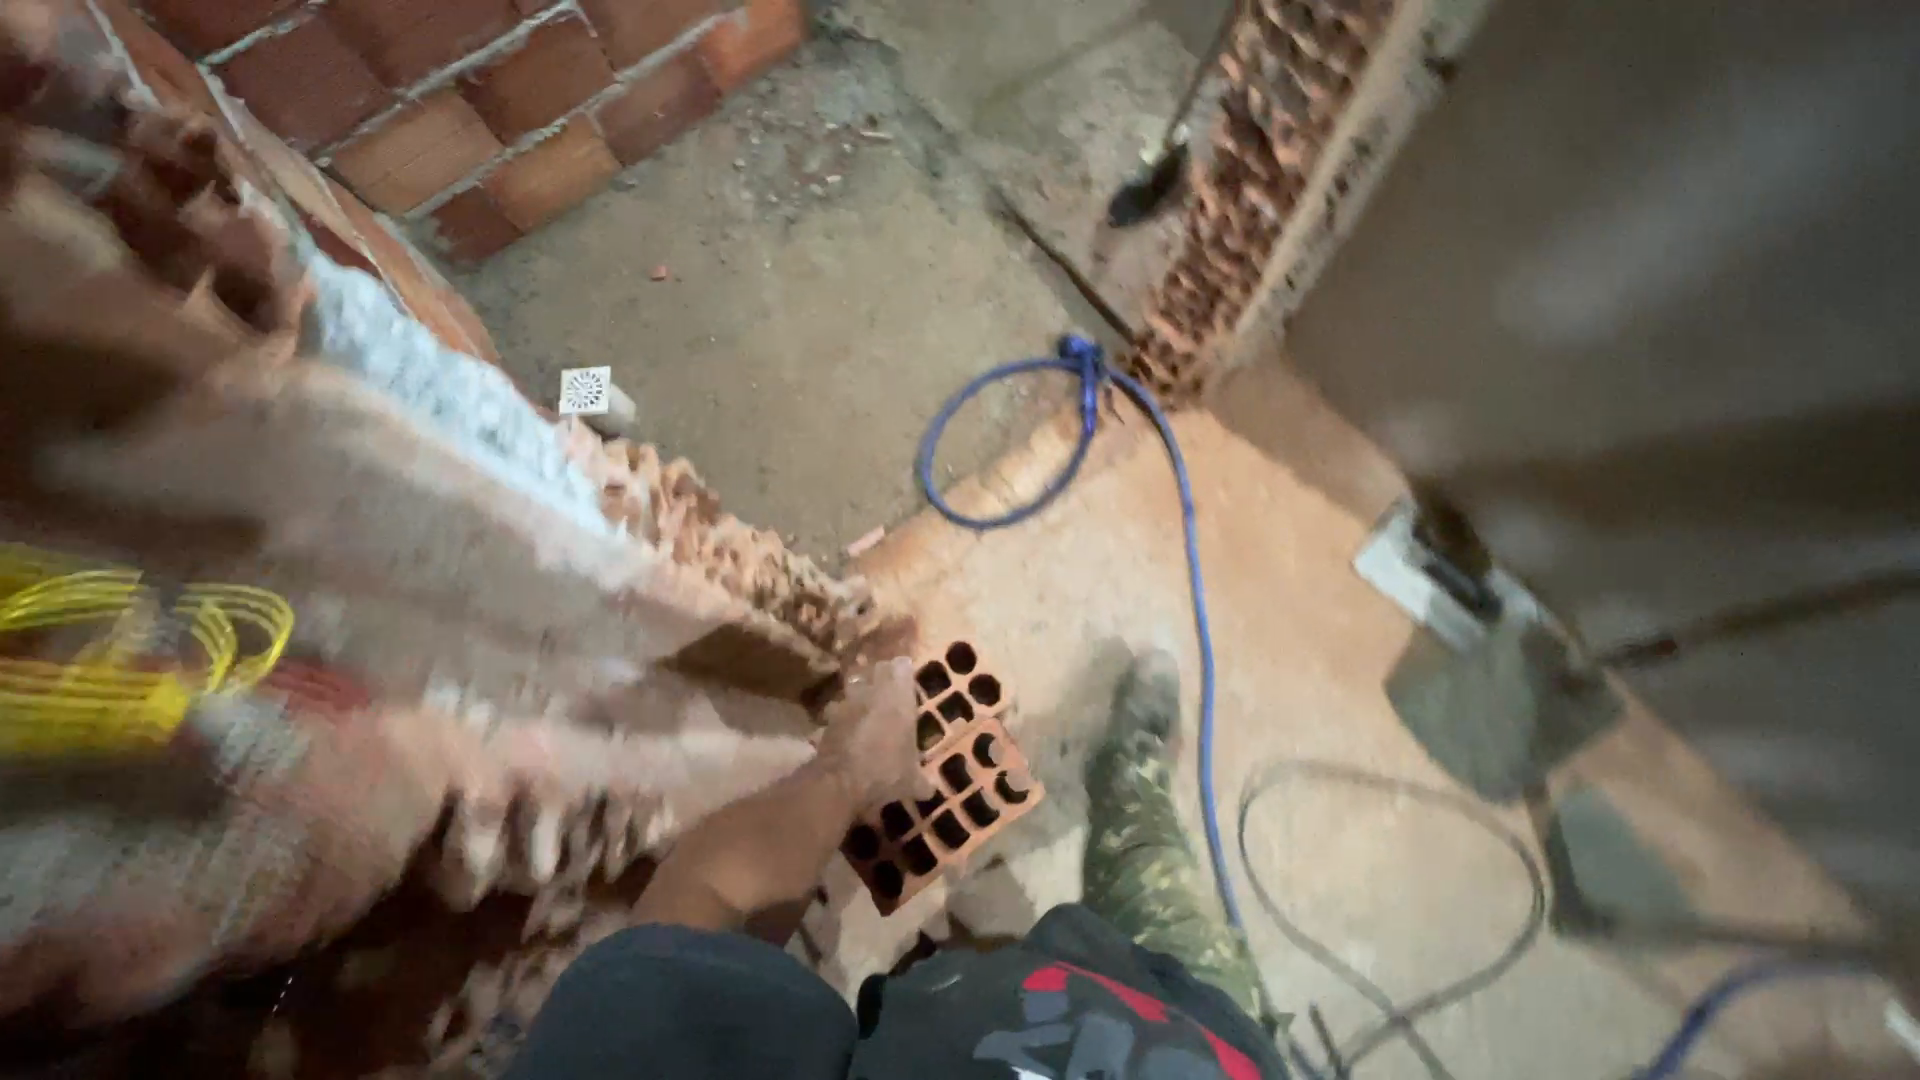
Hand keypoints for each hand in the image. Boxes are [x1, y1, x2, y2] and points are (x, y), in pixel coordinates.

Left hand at [814, 656, 927, 809]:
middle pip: (877, 669)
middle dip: (883, 675)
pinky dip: (843, 714)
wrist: (840, 781)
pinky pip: (838, 708)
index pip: (902, 667)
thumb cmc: (886, 771)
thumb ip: (922, 782)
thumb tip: (931, 790)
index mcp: (899, 698)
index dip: (904, 669)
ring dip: (860, 690)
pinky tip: (846, 727)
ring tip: (866, 703)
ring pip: (854, 684)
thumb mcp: (911, 781)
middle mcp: (873, 693)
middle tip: (890, 687)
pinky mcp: (828, 718)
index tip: (908, 675)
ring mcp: (847, 703)